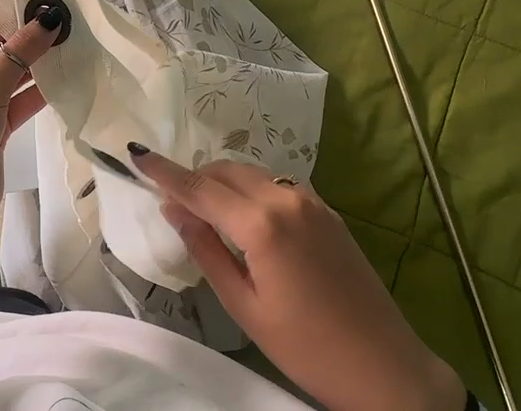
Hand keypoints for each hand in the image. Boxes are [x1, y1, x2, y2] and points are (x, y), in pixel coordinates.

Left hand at [0, 12, 62, 247]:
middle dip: (35, 38)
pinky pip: (22, 100)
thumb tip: (52, 15)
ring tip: (81, 44)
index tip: (58, 2)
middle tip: (77, 21)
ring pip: (15, 74)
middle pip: (2, 47)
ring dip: (43, 64)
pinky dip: (43, 90)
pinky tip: (72, 76)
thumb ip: (21, 51)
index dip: (19, 12)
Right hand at [132, 149, 466, 410]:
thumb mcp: (244, 306)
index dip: (164, 171)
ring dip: (224, 181)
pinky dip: (252, 190)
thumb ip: (206, 250)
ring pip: (252, 173)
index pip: (200, 187)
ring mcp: (312, 201)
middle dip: (195, 177)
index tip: (136, 153)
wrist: (384, 366)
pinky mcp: (328, 211)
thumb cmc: (306, 347)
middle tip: (173, 202)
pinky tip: (248, 218)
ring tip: (207, 211)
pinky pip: (277, 185)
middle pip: (226, 171)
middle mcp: (286, 198)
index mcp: (262, 224)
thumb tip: (174, 210)